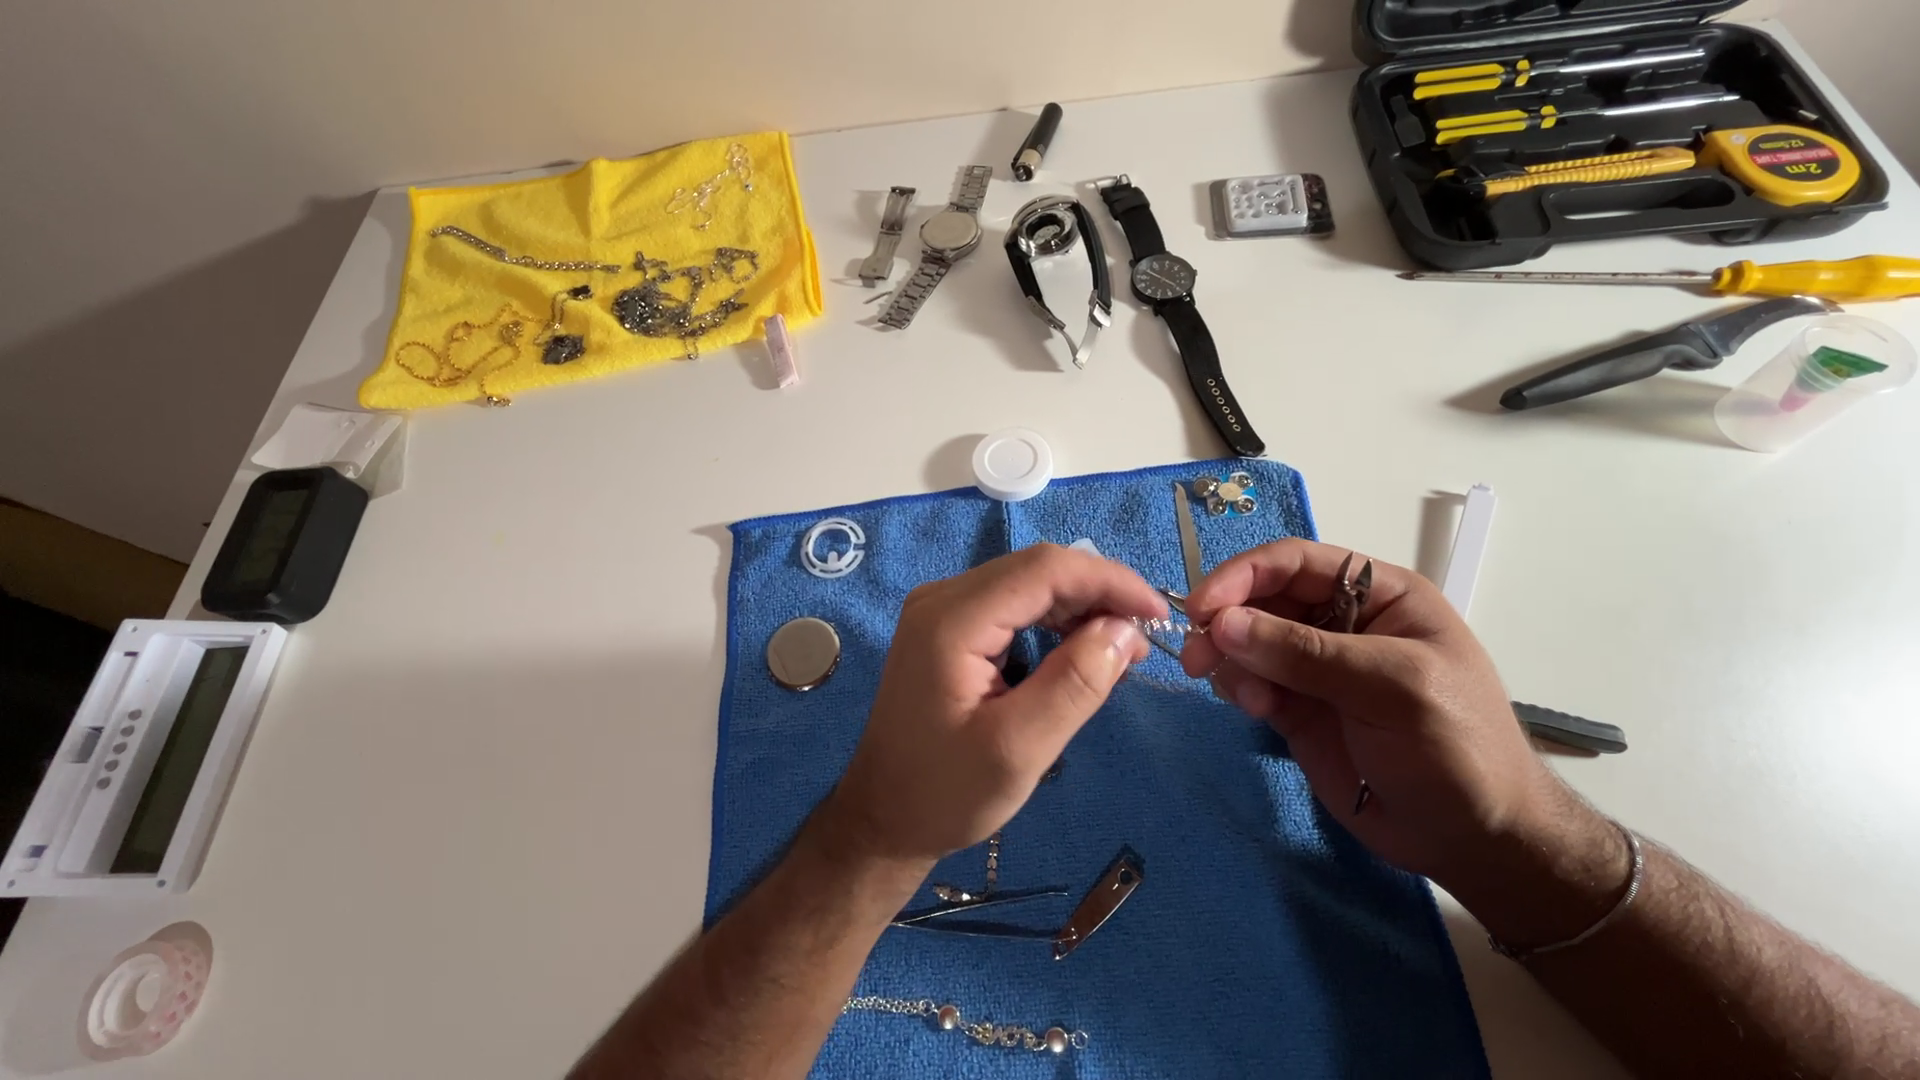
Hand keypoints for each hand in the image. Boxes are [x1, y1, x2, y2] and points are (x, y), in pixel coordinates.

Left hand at [820, 545, 1159, 868]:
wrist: (883, 819)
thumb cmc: (946, 793)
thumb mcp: (1018, 749)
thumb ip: (1074, 684)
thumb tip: (1124, 629)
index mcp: (951, 620)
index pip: (1044, 569)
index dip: (1109, 581)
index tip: (1158, 615)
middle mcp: (942, 598)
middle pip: (1036, 570)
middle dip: (1098, 593)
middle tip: (1143, 639)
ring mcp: (941, 611)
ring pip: (1027, 584)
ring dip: (1079, 607)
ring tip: (1121, 649)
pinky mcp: (947, 629)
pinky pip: (1011, 605)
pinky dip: (1053, 620)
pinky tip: (1079, 650)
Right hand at [1179, 538, 1560, 888]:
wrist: (1472, 839)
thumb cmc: (1455, 747)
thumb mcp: (1391, 686)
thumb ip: (1305, 653)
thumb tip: (1222, 623)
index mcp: (1378, 596)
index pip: (1295, 563)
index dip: (1244, 575)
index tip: (1202, 607)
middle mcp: (1340, 622)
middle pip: (1262, 599)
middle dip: (1225, 620)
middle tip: (1196, 656)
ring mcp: (1314, 667)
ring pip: (1246, 641)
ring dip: (1229, 659)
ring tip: (1243, 697)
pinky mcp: (1295, 708)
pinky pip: (1248, 680)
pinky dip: (1237, 687)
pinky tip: (1254, 709)